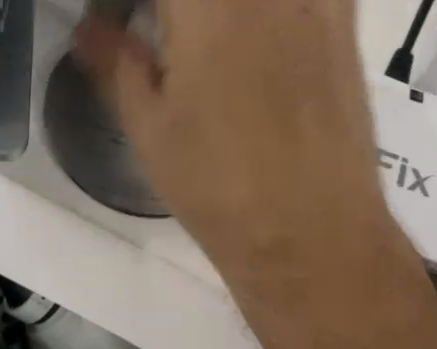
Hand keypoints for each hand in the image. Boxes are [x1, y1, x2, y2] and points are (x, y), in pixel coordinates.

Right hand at [72, 0, 393, 279]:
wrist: (311, 236)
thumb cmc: (220, 191)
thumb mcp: (151, 133)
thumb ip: (117, 64)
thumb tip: (91, 28)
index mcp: (204, 2)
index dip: (139, 8)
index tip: (127, 23)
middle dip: (181, 12)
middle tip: (163, 35)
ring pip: (250, 0)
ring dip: (221, 16)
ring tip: (204, 40)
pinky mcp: (345, 16)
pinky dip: (273, 14)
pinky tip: (261, 38)